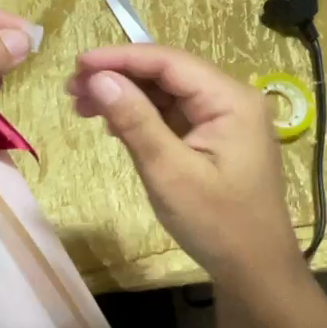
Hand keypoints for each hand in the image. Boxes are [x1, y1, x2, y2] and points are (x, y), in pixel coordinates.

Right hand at [69, 44, 299, 279]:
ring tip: (82, 106)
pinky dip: (139, 115)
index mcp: (230, 100)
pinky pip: (170, 113)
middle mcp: (230, 99)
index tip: (77, 64)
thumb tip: (98, 78)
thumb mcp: (169, 171)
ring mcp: (222, 118)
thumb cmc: (216, 222)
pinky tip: (111, 123)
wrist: (254, 269)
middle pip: (166, 73)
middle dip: (118, 76)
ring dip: (124, 95)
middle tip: (72, 90)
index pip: (168, 62)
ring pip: (165, 92)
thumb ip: (135, 120)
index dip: (120, 58)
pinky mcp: (212, 137)